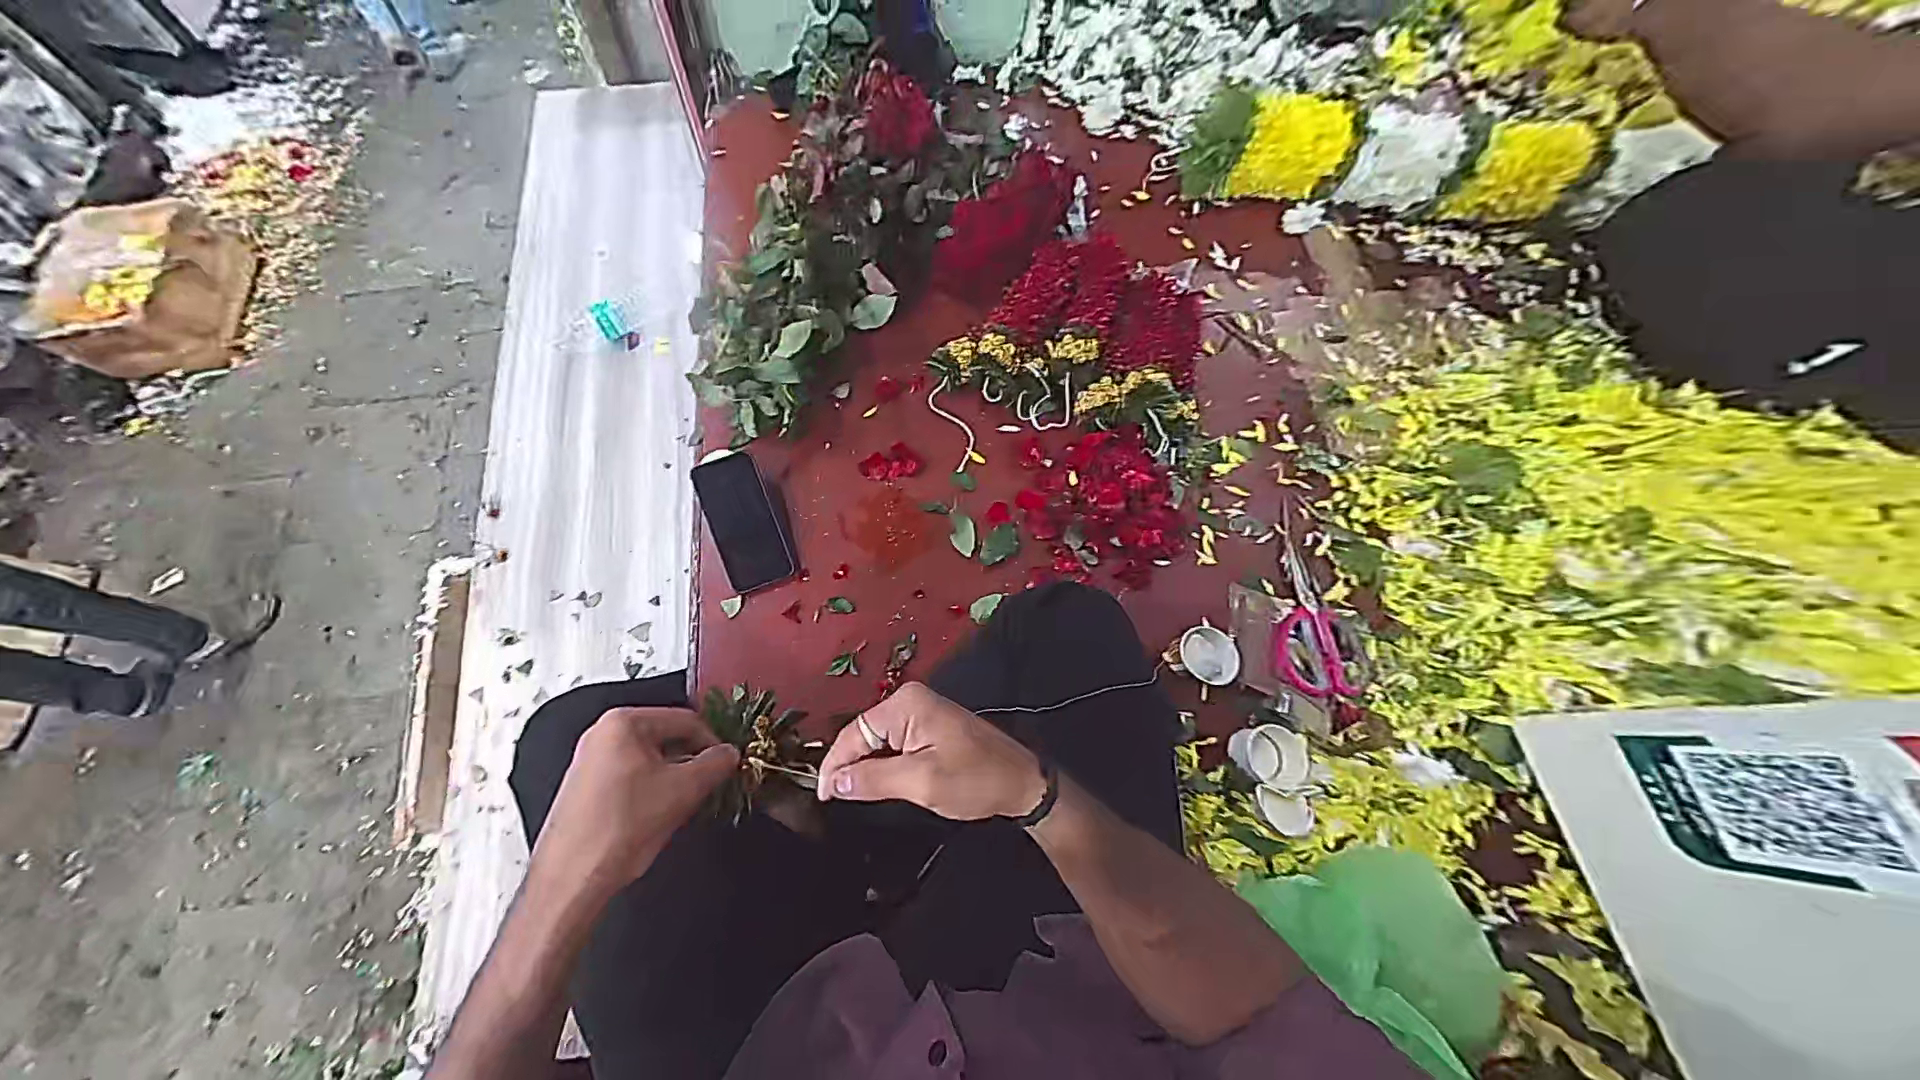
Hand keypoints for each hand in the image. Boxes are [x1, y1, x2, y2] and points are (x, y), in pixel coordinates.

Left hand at [528, 707, 738, 902]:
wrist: (571, 880)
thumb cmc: (623, 826)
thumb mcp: (685, 789)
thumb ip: (716, 763)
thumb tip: (729, 754)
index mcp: (623, 723)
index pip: (686, 720)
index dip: (713, 743)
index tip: (727, 764)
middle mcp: (602, 734)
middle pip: (667, 738)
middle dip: (692, 762)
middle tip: (709, 785)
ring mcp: (590, 761)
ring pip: (651, 760)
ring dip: (674, 778)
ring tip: (685, 804)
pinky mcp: (586, 787)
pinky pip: (632, 777)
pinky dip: (652, 790)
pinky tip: (658, 815)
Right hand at [816, 682, 1045, 820]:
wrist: (1021, 782)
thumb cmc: (975, 780)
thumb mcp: (920, 783)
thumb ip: (872, 780)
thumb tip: (835, 782)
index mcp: (906, 704)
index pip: (853, 733)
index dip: (834, 766)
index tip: (823, 796)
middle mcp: (911, 699)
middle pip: (863, 733)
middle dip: (848, 765)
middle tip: (836, 798)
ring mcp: (921, 710)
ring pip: (877, 740)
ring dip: (865, 766)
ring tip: (852, 794)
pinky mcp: (930, 724)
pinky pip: (894, 742)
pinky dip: (883, 763)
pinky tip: (878, 783)